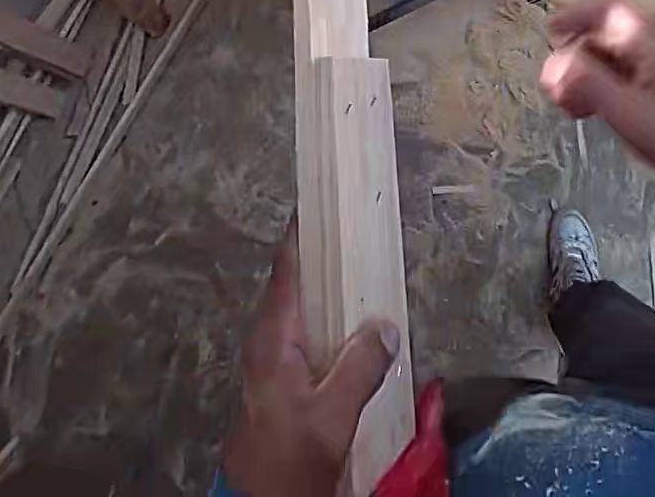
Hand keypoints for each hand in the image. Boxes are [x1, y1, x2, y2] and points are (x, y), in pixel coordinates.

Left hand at [222, 220, 399, 496]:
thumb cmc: (287, 457)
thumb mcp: (330, 417)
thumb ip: (359, 368)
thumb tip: (386, 327)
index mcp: (273, 334)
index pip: (288, 264)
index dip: (304, 227)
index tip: (324, 196)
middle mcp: (269, 335)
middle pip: (297, 275)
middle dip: (326, 248)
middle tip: (359, 225)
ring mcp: (273, 354)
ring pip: (305, 300)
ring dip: (331, 280)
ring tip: (366, 262)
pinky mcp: (283, 373)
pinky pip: (311, 323)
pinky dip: (333, 308)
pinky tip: (358, 317)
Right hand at [539, 0, 654, 199]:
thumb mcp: (629, 114)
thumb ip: (588, 85)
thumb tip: (555, 64)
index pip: (608, 9)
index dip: (575, 15)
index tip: (552, 30)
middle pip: (611, 34)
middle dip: (578, 55)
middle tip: (557, 82)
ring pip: (620, 57)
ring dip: (592, 74)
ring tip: (573, 103)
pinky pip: (634, 74)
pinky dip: (611, 86)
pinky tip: (601, 110)